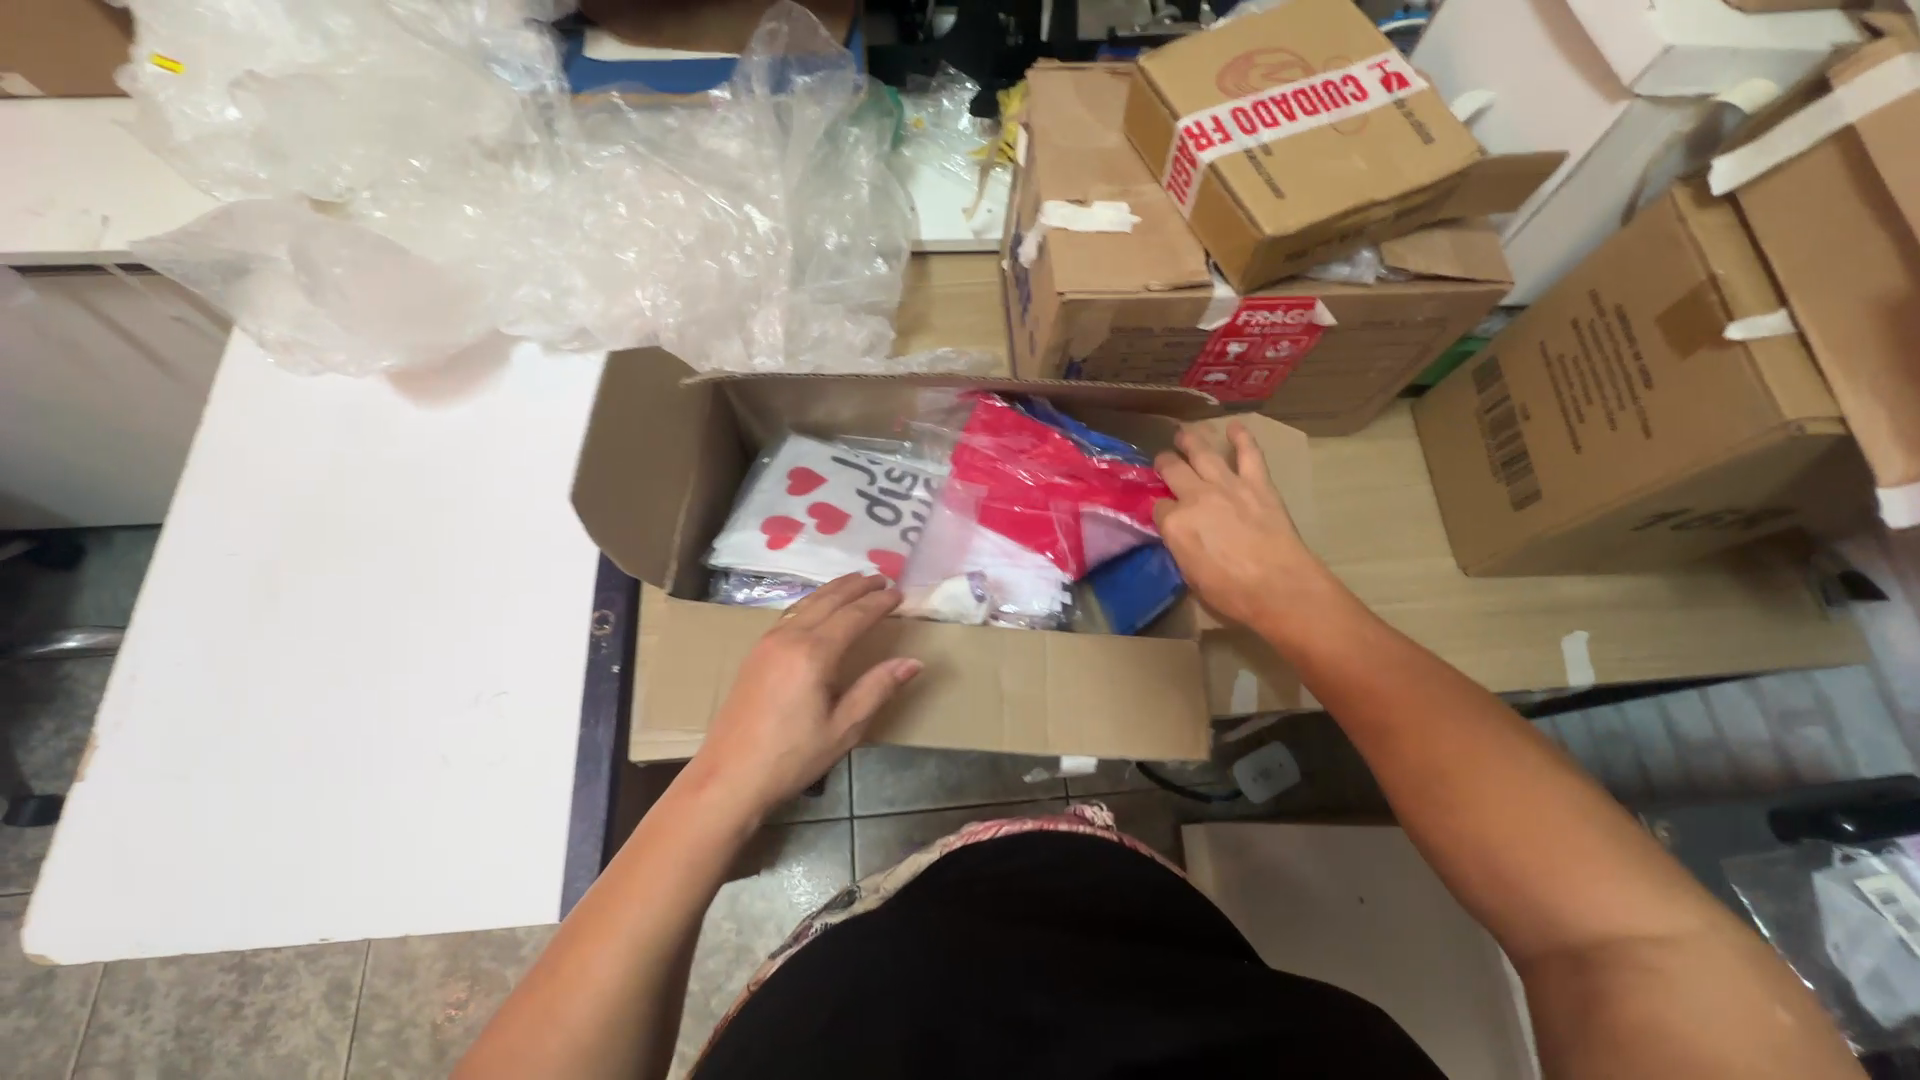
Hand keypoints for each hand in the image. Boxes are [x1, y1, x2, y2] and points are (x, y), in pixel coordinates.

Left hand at [686, 574, 922, 822]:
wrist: (729, 776)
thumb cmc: (791, 757)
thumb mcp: (843, 728)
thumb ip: (877, 688)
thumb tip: (913, 662)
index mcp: (813, 654)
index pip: (854, 616)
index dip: (878, 603)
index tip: (899, 593)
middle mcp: (789, 638)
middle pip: (828, 600)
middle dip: (857, 587)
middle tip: (882, 578)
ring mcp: (767, 643)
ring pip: (805, 603)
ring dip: (833, 590)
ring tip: (855, 582)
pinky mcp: (755, 654)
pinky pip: (790, 614)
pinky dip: (812, 602)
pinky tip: (818, 607)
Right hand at [1154, 422, 1333, 638]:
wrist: (1279, 586)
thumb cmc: (1231, 592)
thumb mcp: (1190, 575)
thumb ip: (1181, 548)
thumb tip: (1179, 536)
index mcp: (1175, 524)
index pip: (1159, 508)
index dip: (1161, 510)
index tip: (1164, 514)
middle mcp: (1196, 497)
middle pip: (1173, 470)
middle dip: (1165, 463)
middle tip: (1163, 460)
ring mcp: (1228, 486)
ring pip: (1204, 453)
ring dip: (1191, 440)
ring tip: (1183, 433)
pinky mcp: (1258, 483)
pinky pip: (1249, 454)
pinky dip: (1242, 438)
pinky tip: (1235, 427)